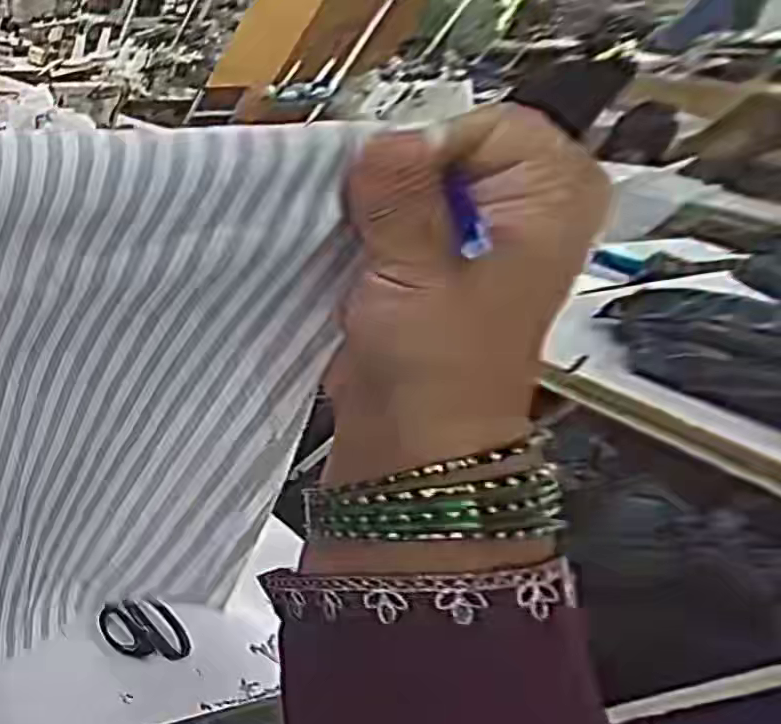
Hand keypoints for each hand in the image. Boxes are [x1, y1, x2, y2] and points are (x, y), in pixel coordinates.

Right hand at [325, 104, 608, 486]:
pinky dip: (352, 246)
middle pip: (439, 161)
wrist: (409, 436)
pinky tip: (335, 269)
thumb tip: (382, 145)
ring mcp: (458, 247)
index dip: (419, 153)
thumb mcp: (417, 275)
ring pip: (403, 199)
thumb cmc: (437, 370)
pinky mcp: (414, 277)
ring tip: (341, 253)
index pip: (482, 127)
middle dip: (382, 187)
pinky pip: (380, 236)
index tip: (371, 191)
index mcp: (547, 198)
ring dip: (362, 221)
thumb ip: (400, 205)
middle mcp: (510, 214)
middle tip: (347, 224)